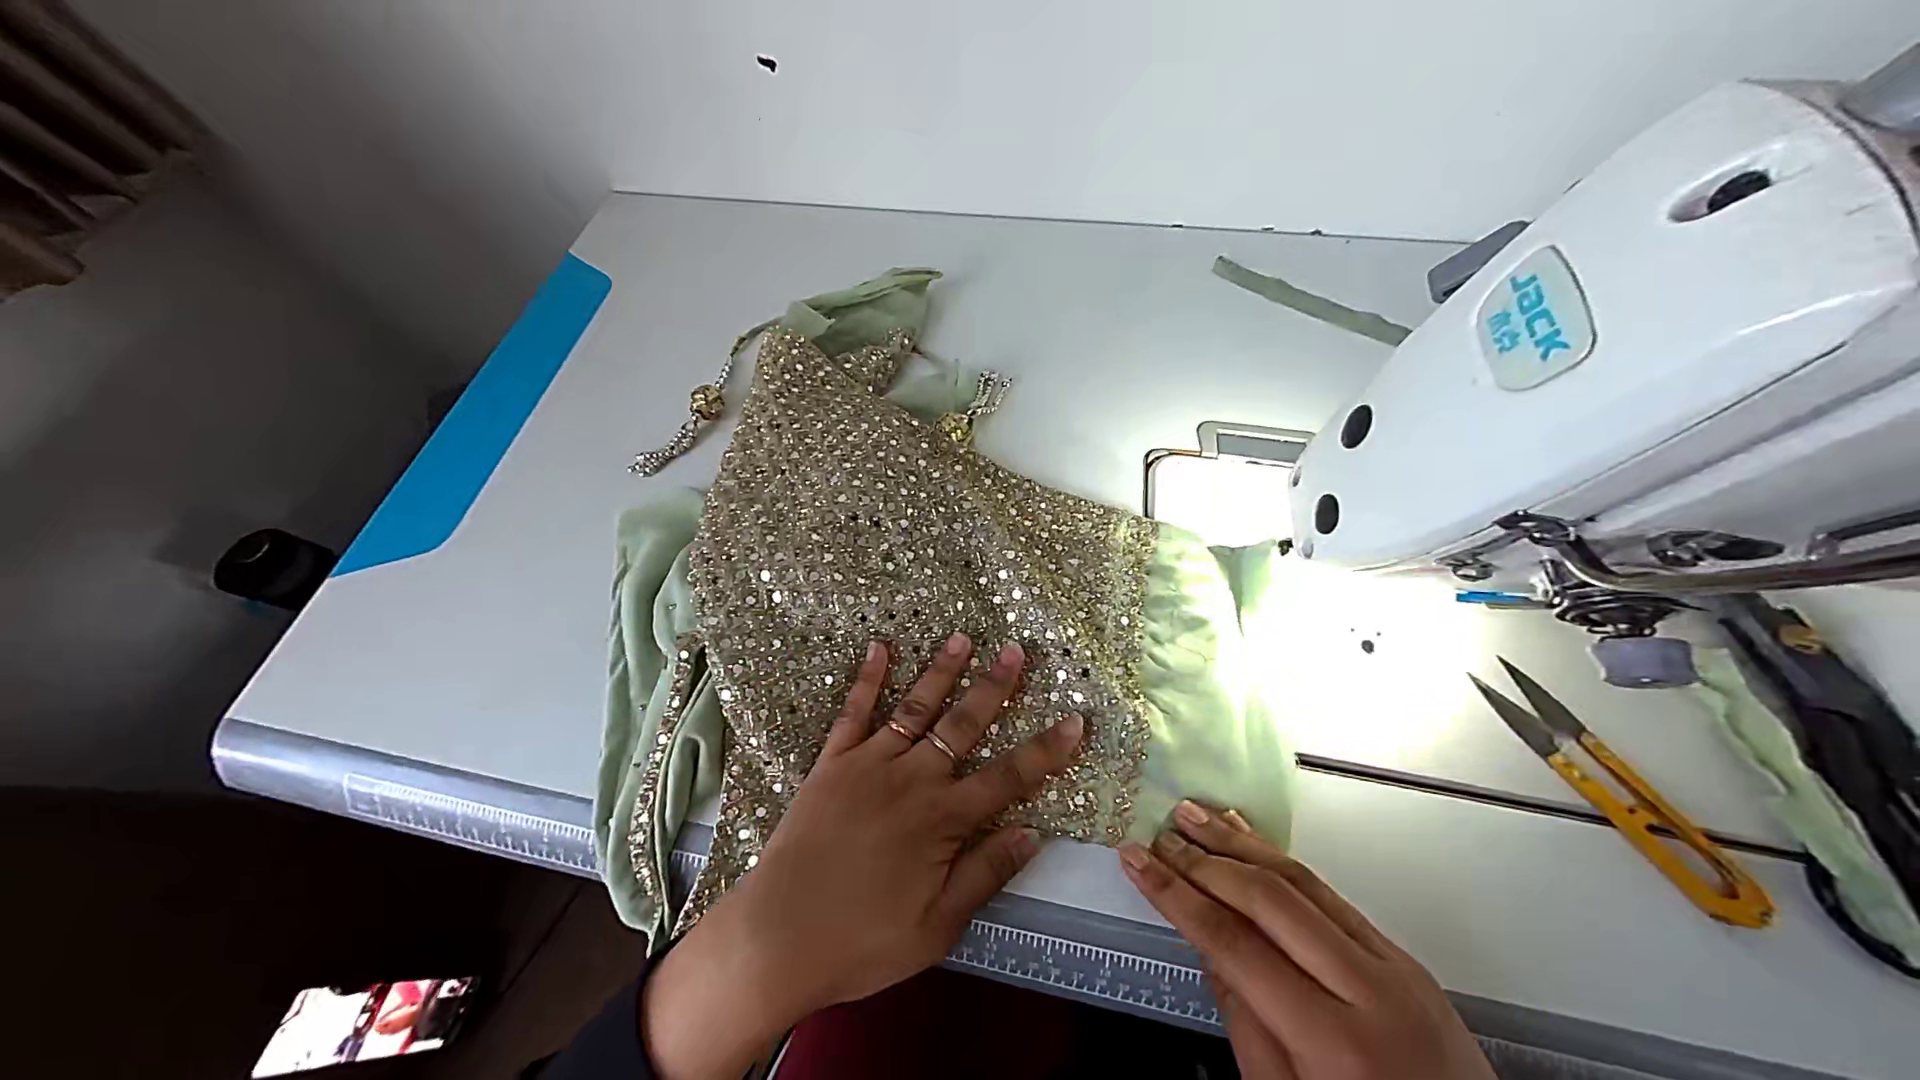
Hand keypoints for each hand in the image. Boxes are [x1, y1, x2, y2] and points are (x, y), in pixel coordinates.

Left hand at [642, 634, 1082, 1079]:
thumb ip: (985, 873)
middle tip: (1017, 651)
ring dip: (941, 672)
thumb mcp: (937, 925)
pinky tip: (879, 648)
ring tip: (963, 639)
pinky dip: (867, 678)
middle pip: (963, 725)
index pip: (1008, 777)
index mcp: (942, 819)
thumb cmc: (863, 940)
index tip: (1076, 721)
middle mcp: (912, 780)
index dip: (1047, 750)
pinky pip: (853, 712)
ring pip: (915, 708)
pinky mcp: (831, 762)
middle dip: (995, 687)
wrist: (778, 938)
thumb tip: (1033, 832)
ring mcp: (868, 765)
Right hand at [1121, 804, 1494, 1079]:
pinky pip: (1333, 894)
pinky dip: (1283, 860)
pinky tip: (1251, 840)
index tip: (1138, 862)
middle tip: (1160, 836)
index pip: (1234, 944)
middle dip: (1205, 860)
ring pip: (1303, 881)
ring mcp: (1395, 967)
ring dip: (1240, 842)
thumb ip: (1244, 1024)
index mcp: (1334, 1042)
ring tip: (1195, 814)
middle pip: (1269, 900)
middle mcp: (1369, 991)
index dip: (1177, 896)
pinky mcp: (1406, 958)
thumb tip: (1206, 945)